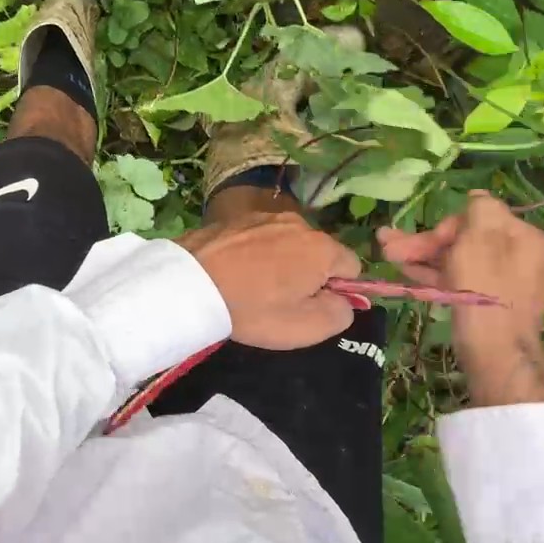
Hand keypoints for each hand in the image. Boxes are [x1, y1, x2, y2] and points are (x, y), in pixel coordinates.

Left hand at [180, 212, 362, 349]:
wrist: (192, 282)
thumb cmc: (254, 308)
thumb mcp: (307, 327)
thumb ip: (340, 313)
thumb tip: (344, 300)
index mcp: (321, 246)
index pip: (351, 266)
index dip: (338, 289)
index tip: (312, 304)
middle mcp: (296, 222)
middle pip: (318, 251)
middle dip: (309, 274)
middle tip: (282, 299)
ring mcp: (264, 216)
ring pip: (288, 243)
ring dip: (281, 262)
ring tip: (255, 286)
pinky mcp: (236, 218)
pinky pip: (260, 238)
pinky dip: (256, 253)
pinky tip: (237, 272)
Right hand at [376, 191, 543, 404]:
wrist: (495, 351)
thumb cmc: (483, 288)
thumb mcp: (479, 238)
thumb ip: (481, 208)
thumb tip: (478, 196)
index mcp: (524, 237)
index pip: (476, 216)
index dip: (443, 227)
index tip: (418, 238)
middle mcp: (520, 256)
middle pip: (464, 239)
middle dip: (425, 242)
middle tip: (388, 247)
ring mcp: (506, 280)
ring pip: (458, 259)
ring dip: (422, 256)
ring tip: (388, 257)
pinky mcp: (491, 300)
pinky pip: (462, 278)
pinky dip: (436, 274)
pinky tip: (408, 274)